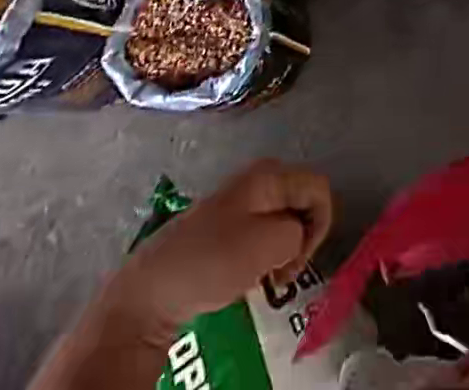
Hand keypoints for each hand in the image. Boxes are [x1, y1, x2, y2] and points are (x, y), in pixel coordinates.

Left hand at [103, 159, 333, 335]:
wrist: (148, 293)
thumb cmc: (213, 262)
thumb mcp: (271, 245)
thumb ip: (300, 232)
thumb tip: (296, 237)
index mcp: (270, 174)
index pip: (319, 190)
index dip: (320, 224)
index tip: (300, 258)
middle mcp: (258, 178)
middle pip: (304, 202)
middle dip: (303, 238)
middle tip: (286, 272)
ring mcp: (240, 200)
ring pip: (284, 219)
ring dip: (285, 250)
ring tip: (269, 278)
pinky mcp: (225, 224)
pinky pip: (263, 232)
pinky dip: (265, 254)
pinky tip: (251, 275)